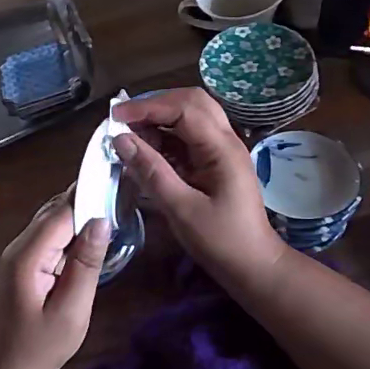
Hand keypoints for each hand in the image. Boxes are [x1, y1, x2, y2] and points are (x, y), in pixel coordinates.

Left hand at [0, 192, 109, 368]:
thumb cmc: (43, 346)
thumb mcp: (72, 309)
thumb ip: (86, 264)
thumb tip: (100, 221)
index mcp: (27, 257)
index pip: (59, 215)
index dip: (86, 197)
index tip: (115, 180)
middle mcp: (18, 249)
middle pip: (53, 214)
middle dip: (83, 202)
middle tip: (119, 190)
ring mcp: (18, 256)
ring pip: (50, 224)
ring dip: (78, 216)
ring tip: (111, 205)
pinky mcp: (24, 264)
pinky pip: (48, 239)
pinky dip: (70, 233)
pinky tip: (91, 235)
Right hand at [112, 88, 286, 287]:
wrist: (253, 266)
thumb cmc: (221, 241)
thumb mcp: (181, 209)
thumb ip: (151, 172)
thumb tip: (120, 141)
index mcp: (222, 148)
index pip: (184, 108)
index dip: (147, 107)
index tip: (115, 117)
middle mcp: (225, 140)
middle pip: (190, 102)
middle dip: (154, 106)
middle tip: (122, 122)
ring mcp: (221, 150)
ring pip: (189, 117)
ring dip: (158, 120)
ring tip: (129, 137)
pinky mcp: (214, 162)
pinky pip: (187, 137)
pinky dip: (164, 138)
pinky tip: (145, 152)